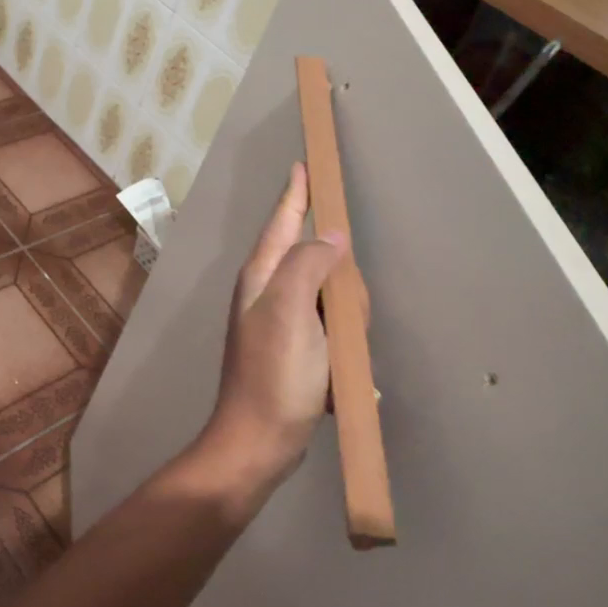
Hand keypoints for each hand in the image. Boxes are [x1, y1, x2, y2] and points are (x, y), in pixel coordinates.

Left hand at [204, 162, 347, 488]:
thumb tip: (332, 236)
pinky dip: (342, 349)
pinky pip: (332, 332)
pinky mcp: (296, 351)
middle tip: (347, 320)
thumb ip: (309, 265)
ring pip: (332, 300)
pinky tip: (340, 376)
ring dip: (347, 324)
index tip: (306, 164)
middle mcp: (267, 292)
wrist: (259, 442)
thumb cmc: (274, 375)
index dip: (297, 194)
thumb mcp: (291, 312)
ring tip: (340, 357)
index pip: (283, 222)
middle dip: (345, 287)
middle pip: (319, 262)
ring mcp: (282, 323)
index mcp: (261, 277)